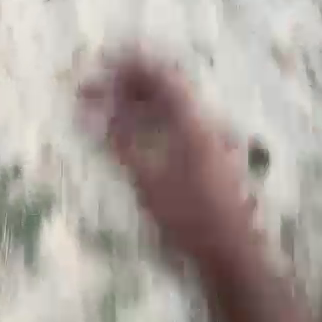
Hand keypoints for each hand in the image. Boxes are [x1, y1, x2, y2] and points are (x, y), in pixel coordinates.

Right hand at [81, 55, 254, 272]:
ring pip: (165, 109)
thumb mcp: (146, 178)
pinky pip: (171, 127)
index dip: (130, 62)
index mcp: (194, 121)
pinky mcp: (206, 161)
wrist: (234, 262)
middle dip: (125, 83)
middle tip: (92, 89)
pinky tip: (124, 137)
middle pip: (162, 88)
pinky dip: (145, 123)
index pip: (161, 74)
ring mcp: (208, 143)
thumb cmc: (189, 220)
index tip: (100, 59)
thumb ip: (117, 139)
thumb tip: (87, 110)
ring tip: (100, 111)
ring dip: (132, 103)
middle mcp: (204, 124)